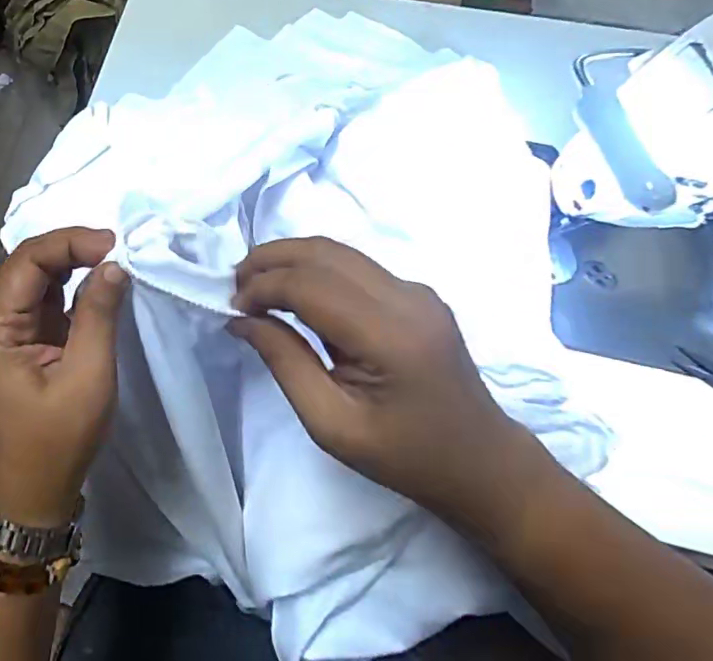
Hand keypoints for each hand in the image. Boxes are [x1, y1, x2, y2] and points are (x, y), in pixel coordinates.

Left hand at [0, 228, 127, 527]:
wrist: (38, 492)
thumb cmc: (59, 438)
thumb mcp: (87, 375)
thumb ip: (99, 315)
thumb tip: (115, 264)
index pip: (27, 262)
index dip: (69, 243)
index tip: (113, 245)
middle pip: (31, 263)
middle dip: (74, 247)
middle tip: (120, 248)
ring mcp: (14, 332)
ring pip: (42, 277)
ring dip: (77, 261)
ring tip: (116, 257)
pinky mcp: (33, 341)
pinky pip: (53, 298)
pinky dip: (79, 283)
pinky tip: (104, 279)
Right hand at [230, 238, 547, 526]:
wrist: (479, 460)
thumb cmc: (405, 456)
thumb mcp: (333, 426)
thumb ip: (286, 363)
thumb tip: (243, 319)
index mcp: (390, 335)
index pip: (312, 284)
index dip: (265, 285)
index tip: (232, 305)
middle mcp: (408, 297)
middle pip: (327, 252)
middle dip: (273, 258)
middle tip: (236, 281)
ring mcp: (418, 290)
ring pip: (343, 252)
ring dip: (295, 259)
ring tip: (257, 282)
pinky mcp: (419, 293)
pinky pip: (360, 268)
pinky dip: (320, 270)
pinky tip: (299, 292)